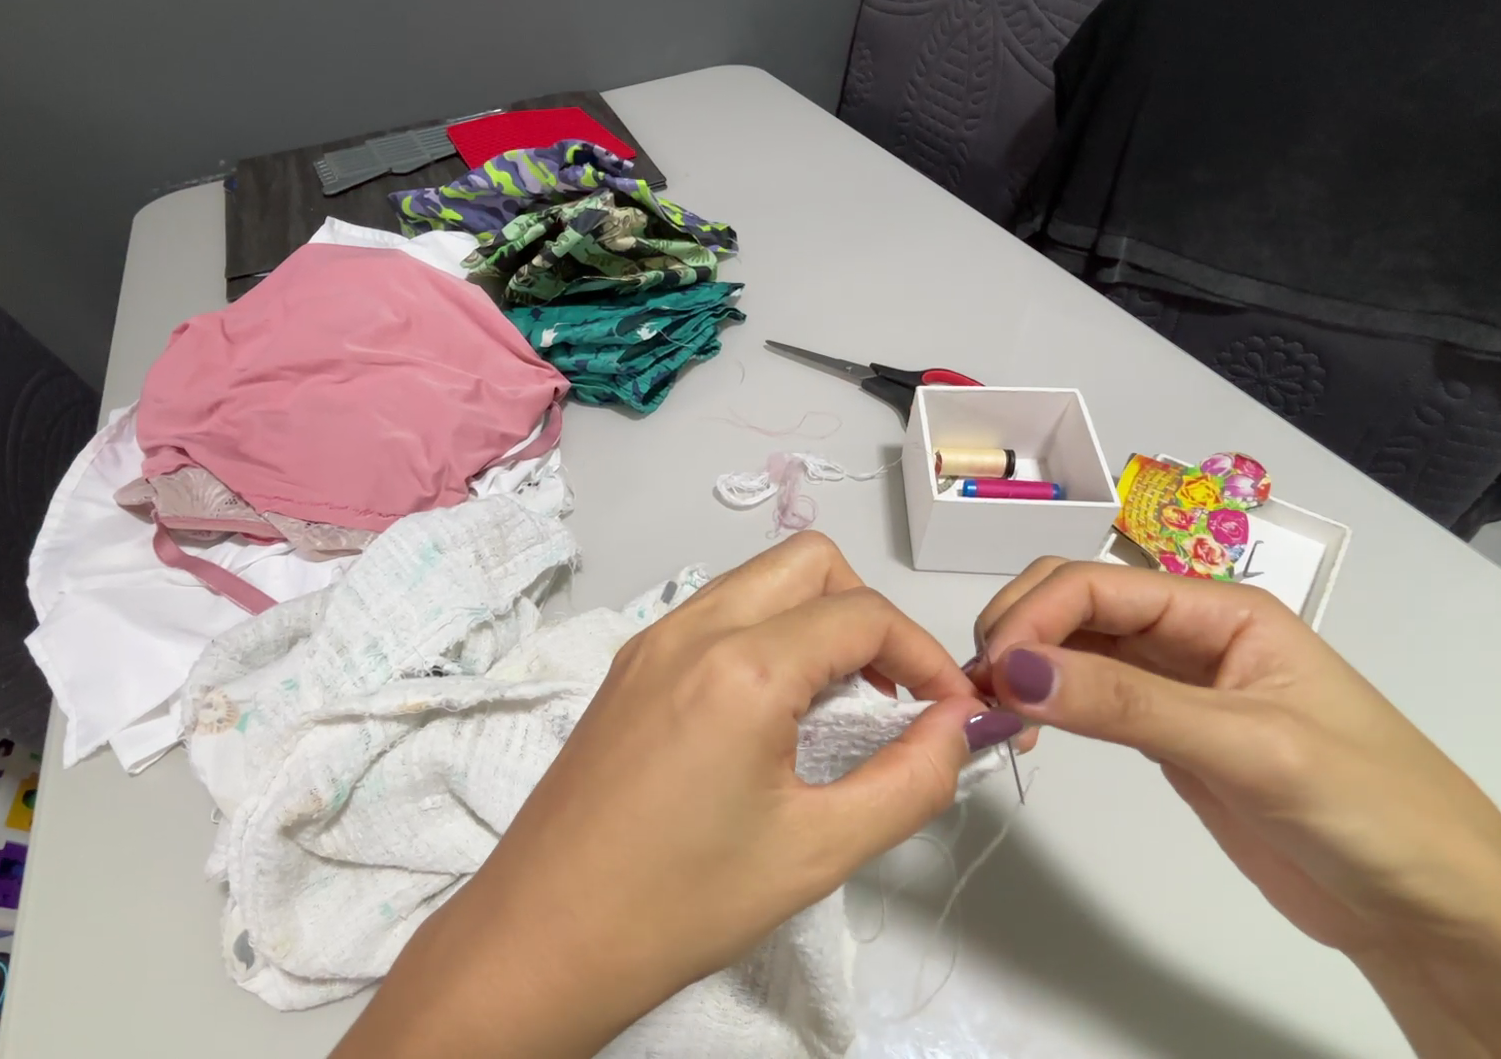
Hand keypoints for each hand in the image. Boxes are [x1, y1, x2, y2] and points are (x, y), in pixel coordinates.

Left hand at [336, 533, 991, 1058]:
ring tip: (837, 703)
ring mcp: (652, 640)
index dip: (926, 655)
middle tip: (889, 693)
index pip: (863, 614)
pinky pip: (717, 614)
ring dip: (815, 619)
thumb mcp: (817, 851)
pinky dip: (766, 634)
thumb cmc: (681, 904)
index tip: (951, 712)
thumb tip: (959, 726)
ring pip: (759, 580)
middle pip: (809, 563)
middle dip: (868, 614)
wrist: (541, 938)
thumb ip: (910, 780)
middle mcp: (691, 627)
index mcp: (741, 665)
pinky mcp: (630, 665)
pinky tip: (772, 710)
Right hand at [970, 558, 1500, 1057]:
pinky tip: (1027, 729)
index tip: (991, 675)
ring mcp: (1171, 680)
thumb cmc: (1371, 814)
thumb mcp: (1250, 749)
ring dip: (1022, 666)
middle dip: (1017, 632)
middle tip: (981, 693)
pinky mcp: (1159, 727)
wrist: (1430, 915)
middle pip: (1072, 602)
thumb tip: (1012, 671)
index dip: (1033, 617)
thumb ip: (1126, 704)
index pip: (1096, 584)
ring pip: (1069, 645)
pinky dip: (1042, 700)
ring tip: (995, 713)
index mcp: (1220, 609)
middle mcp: (1188, 632)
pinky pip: (1082, 692)